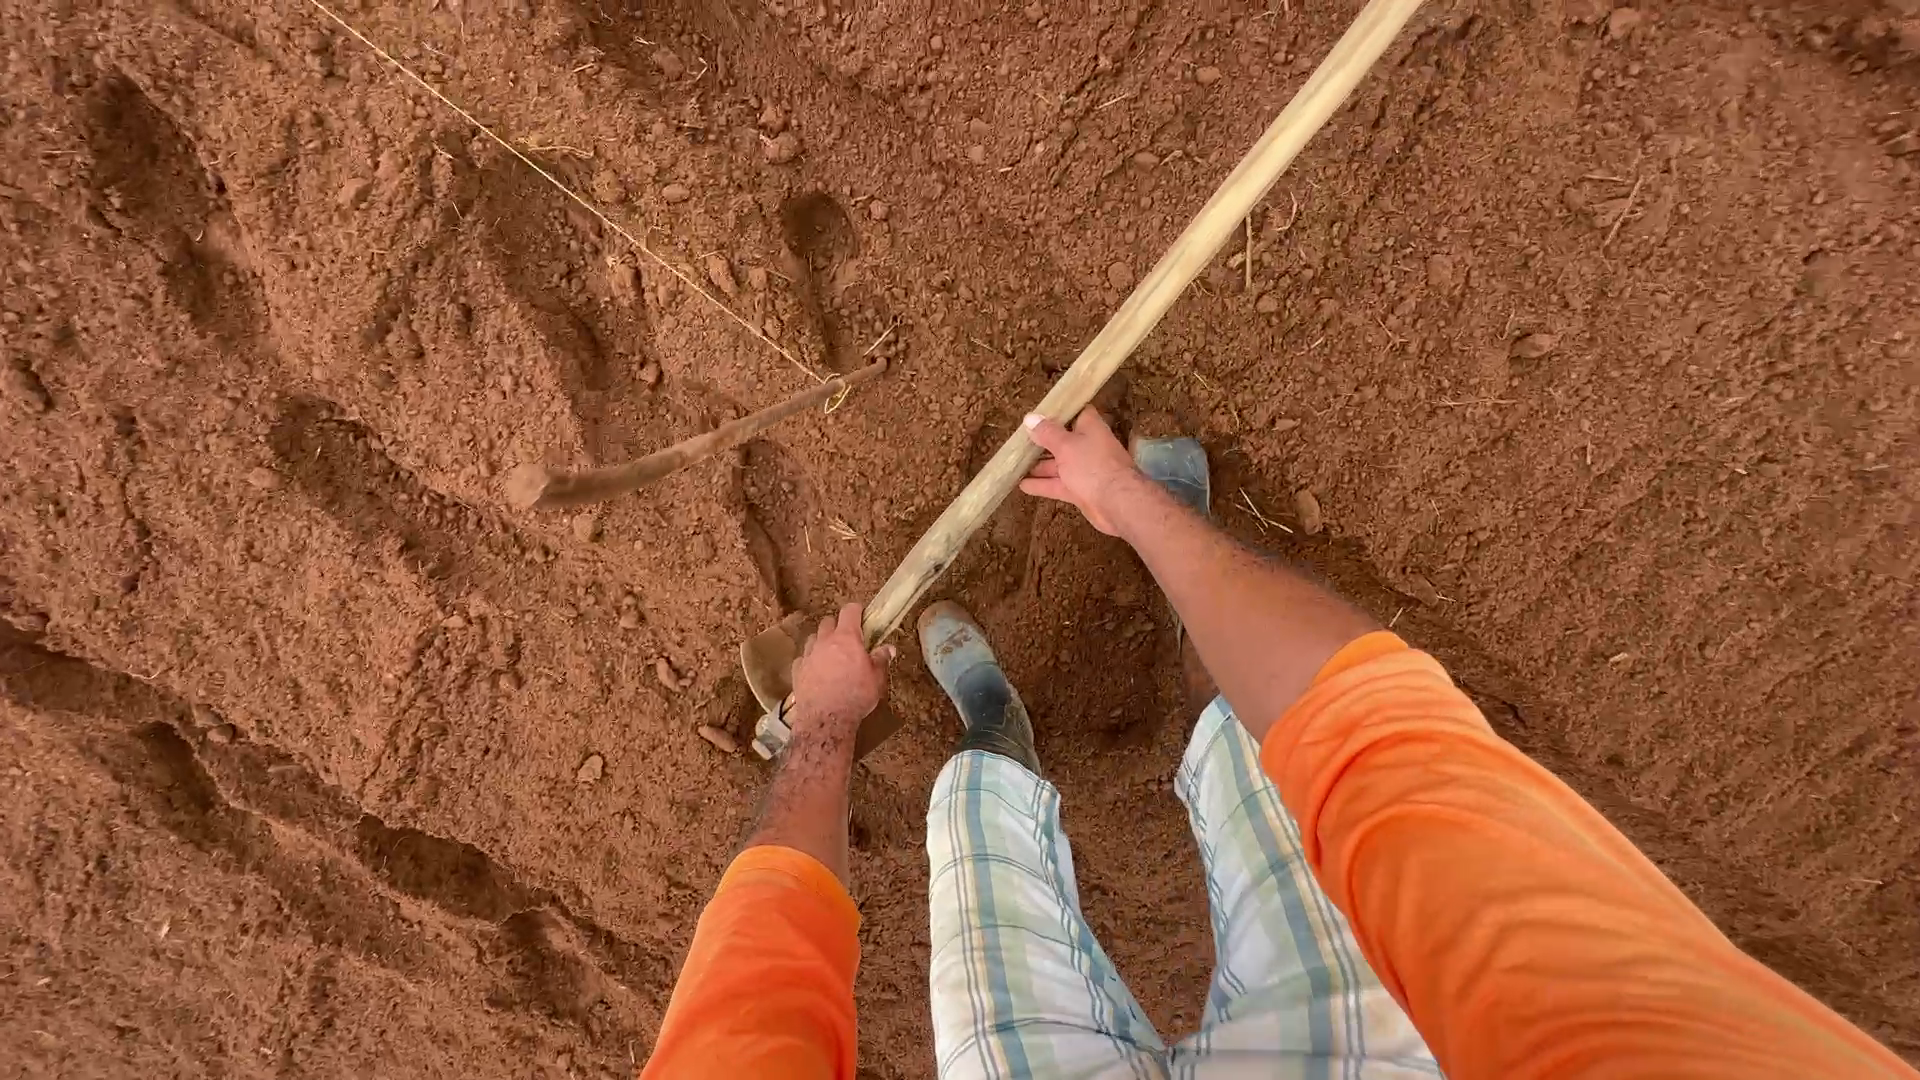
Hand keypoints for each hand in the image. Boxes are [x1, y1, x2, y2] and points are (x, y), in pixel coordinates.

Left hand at [788, 603, 895, 737]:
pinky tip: (816, 671)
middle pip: (828, 622)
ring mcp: (808, 655)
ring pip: (813, 638)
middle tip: (848, 638)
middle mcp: (825, 642)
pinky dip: (810, 660)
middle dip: (837, 626)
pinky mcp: (797, 671)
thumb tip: (889, 648)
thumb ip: (881, 660)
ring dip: (822, 641)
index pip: (849, 611)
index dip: (856, 610)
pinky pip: (803, 658)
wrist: (826, 719)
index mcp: (847, 638)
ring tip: (831, 654)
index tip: (861, 614)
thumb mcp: (877, 678)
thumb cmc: (856, 696)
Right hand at [1019, 408, 1148, 535]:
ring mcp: (1085, 470)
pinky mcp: (1081, 490)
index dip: (1059, 412)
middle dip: (1044, 441)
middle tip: (1020, 441)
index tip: (1039, 413)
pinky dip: (1043, 485)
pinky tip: (1023, 485)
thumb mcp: (1065, 445)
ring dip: (1040, 465)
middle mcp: (1089, 446)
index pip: (1076, 413)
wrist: (1117, 502)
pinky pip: (1059, 484)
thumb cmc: (1092, 465)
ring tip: (1017, 464)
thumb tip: (1030, 418)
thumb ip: (1047, 433)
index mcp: (1090, 428)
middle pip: (1064, 440)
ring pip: (1059, 464)